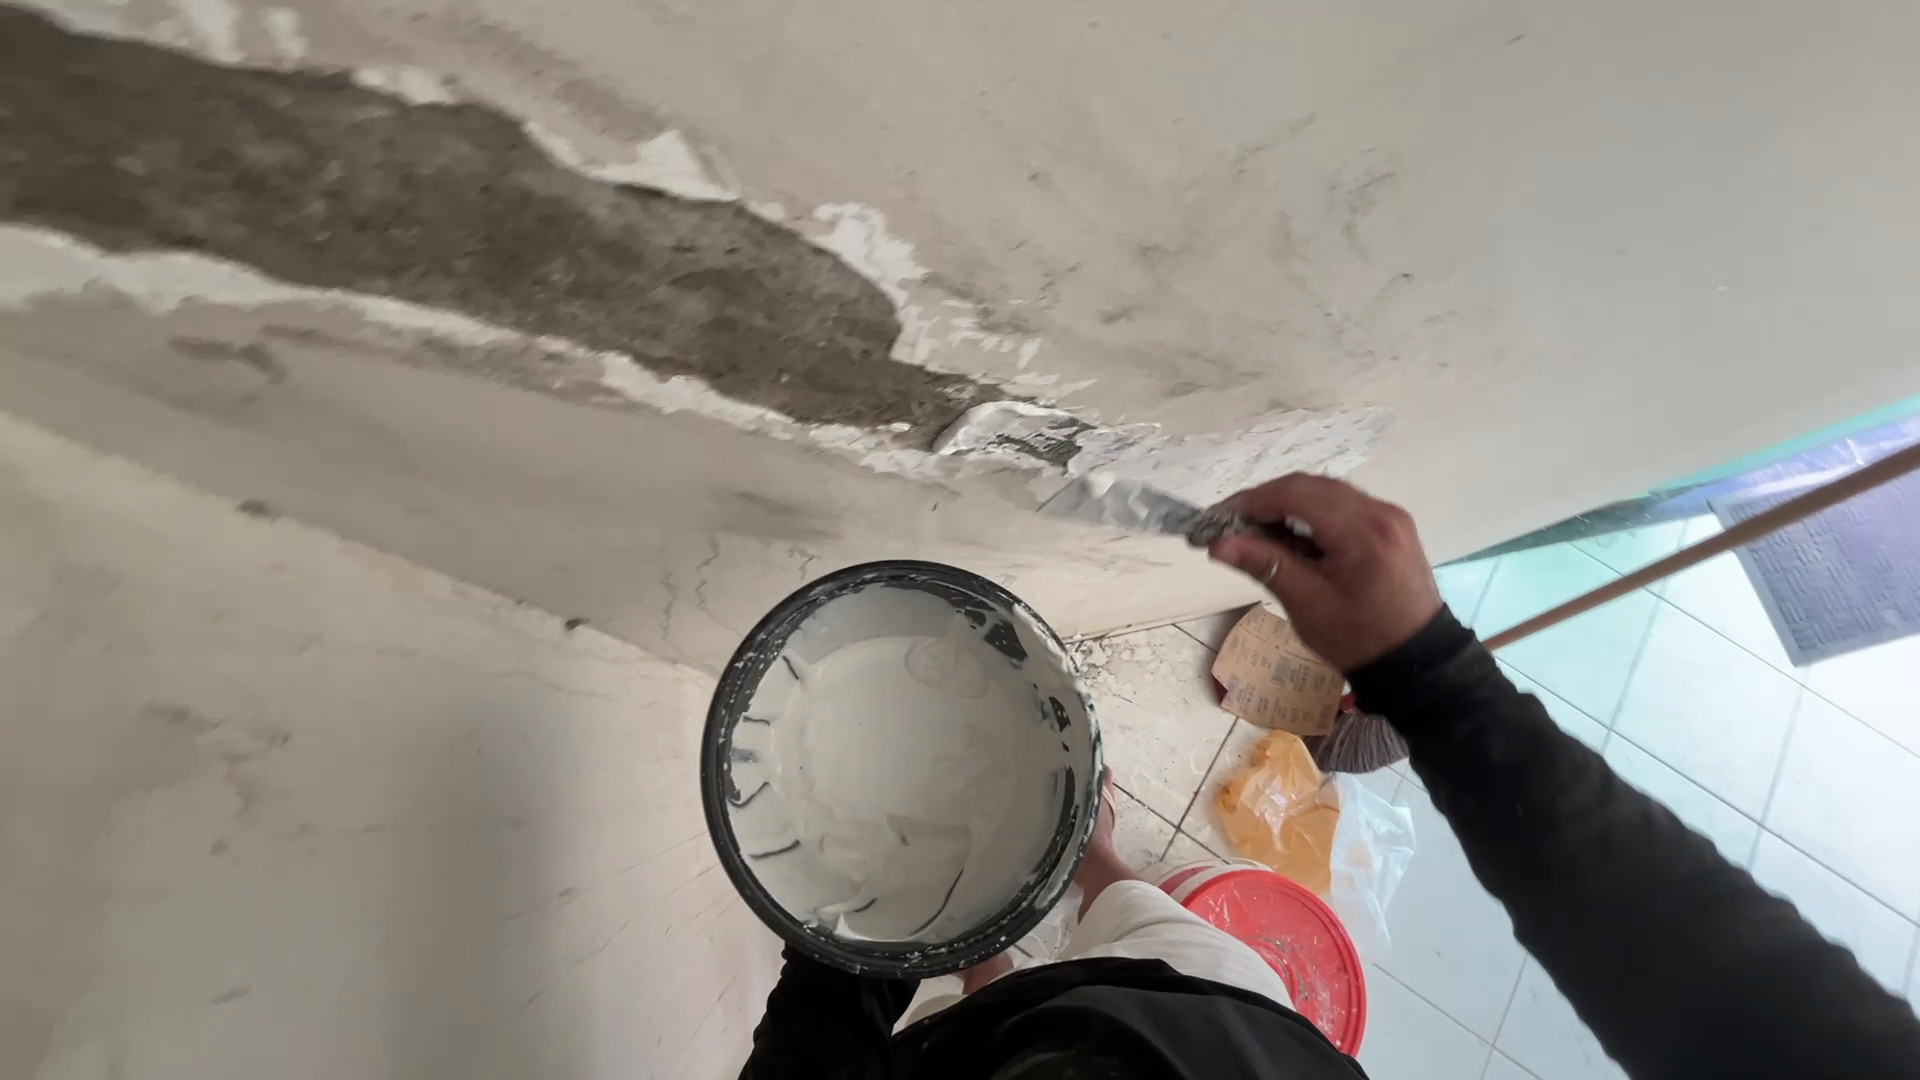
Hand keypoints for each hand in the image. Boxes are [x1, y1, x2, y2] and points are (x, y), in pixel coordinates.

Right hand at [1207, 474, 1442, 672]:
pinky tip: (1288, 534)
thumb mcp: (1306, 603)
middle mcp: (1379, 511)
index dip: (1252, 501)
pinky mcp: (1388, 524)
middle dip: (1265, 500)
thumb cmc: (1357, 637)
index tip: (1218, 518)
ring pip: (1324, 492)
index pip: (1296, 495)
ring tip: (1254, 530)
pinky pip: (1340, 505)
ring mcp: (1388, 515)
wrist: (1415, 660)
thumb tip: (1218, 544)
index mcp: (1362, 531)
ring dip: (1285, 504)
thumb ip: (1264, 564)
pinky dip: (1308, 512)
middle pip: (1309, 486)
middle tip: (1230, 524)